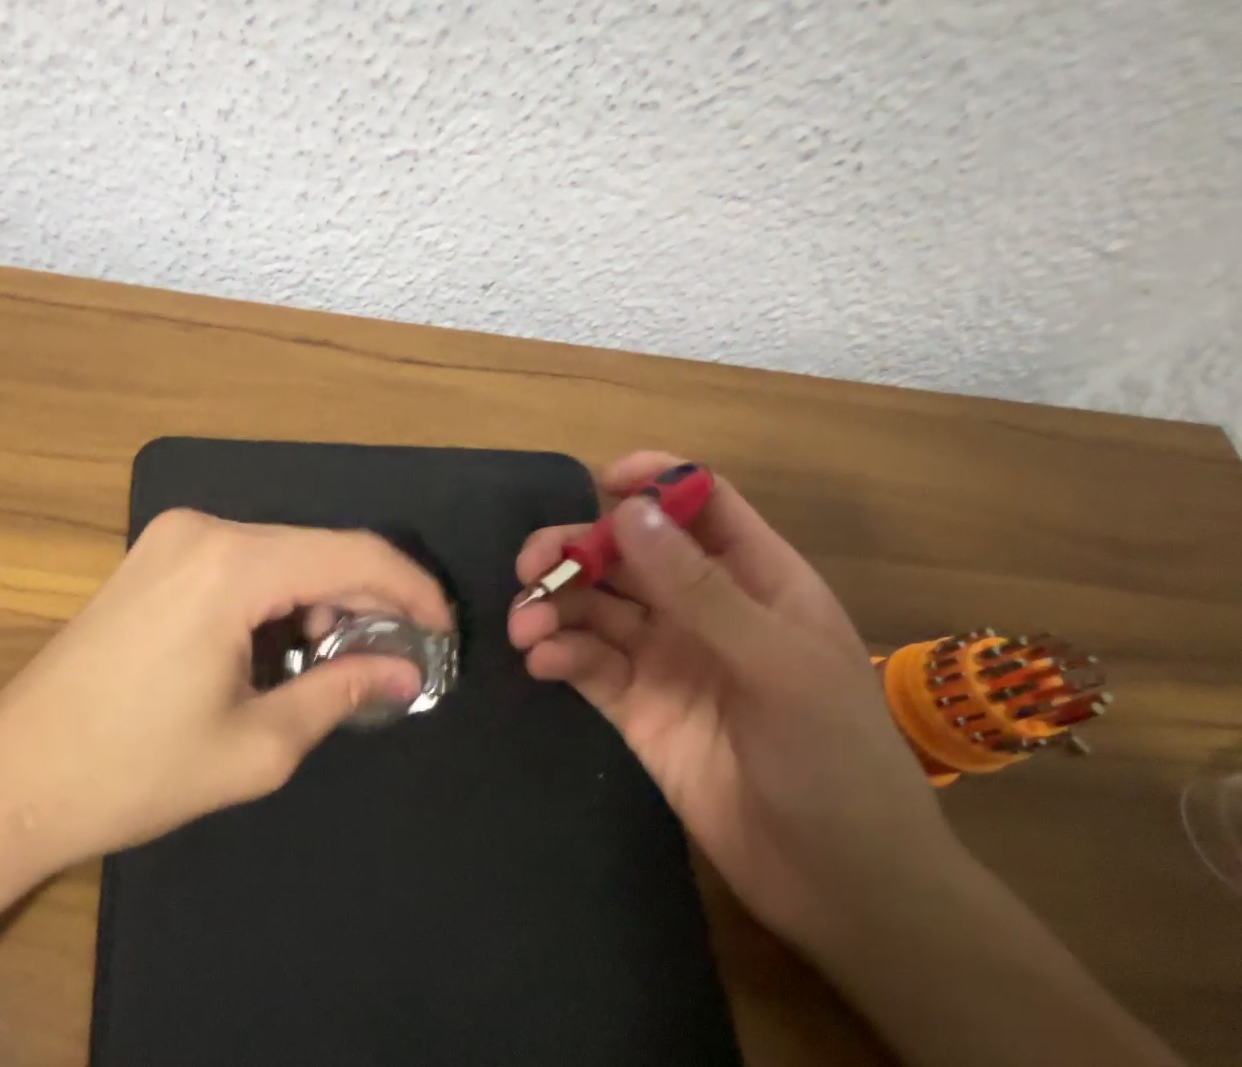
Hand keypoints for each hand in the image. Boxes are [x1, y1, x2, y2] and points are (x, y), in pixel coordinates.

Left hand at [0, 510, 450, 891]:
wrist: (12, 780)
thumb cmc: (134, 771)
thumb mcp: (257, 745)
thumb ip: (341, 693)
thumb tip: (404, 672)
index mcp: (230, 564)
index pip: (355, 555)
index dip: (413, 593)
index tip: (444, 635)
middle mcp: (201, 530)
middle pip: (317, 550)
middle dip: (366, 605)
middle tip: (392, 666)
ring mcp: (167, 540)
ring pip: (279, 558)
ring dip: (318, 606)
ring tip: (330, 672)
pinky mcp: (150, 560)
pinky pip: (238, 567)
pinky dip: (274, 604)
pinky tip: (276, 655)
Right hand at [508, 451, 958, 942]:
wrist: (835, 879)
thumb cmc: (834, 758)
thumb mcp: (776, 663)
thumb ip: (699, 589)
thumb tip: (627, 511)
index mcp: (758, 581)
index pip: (701, 506)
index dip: (653, 482)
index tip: (596, 482)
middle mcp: (703, 610)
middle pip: (627, 554)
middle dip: (576, 551)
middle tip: (531, 567)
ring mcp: (664, 659)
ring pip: (595, 608)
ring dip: (555, 607)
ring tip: (527, 629)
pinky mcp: (634, 707)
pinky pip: (585, 664)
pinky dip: (559, 655)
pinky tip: (543, 664)